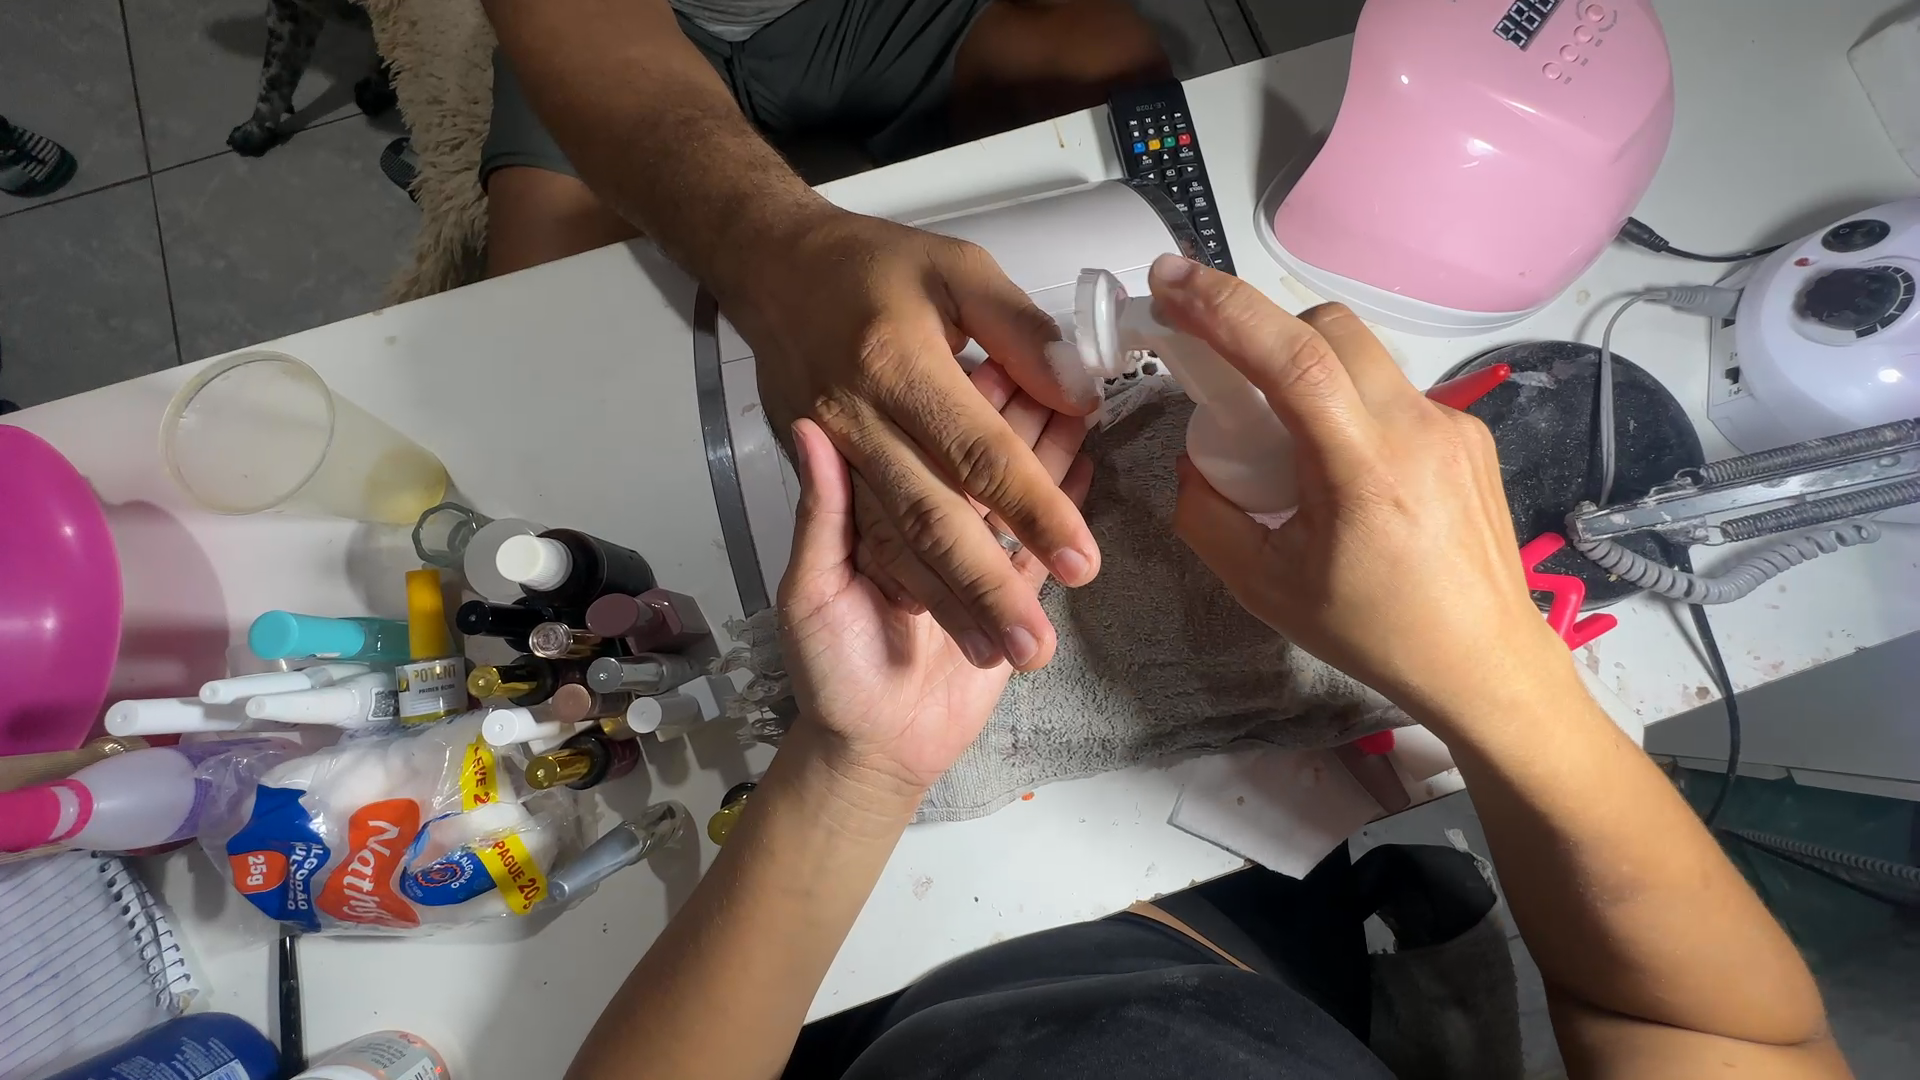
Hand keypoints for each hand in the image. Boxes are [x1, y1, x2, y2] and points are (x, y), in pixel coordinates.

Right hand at [719, 208, 1100, 673]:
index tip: (1081, 562)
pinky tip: (946, 611)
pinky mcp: (821, 466)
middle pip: (931, 519)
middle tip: (1034, 647)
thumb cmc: (872, 265)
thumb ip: (1018, 332)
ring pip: (893, 542)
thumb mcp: (957, 270)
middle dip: (986, 588)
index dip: (1035, 509)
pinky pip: (865, 533)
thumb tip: (1076, 395)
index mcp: (900, 366)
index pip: (982, 453)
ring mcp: (833, 451)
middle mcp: (861, 421)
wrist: (772, 271)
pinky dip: (905, 575)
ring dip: (942, 603)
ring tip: (994, 654)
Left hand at [777, 362, 1093, 792]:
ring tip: (1085, 399)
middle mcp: (937, 523)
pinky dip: (1066, 509)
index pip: (927, 442)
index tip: (983, 343)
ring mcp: (981, 556)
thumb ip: (823, 513)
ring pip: (1020, 493)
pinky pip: (1044, 544)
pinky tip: (1089, 466)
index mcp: (887, 512)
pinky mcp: (1015, 592)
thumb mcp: (812, 587)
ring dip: (1052, 449)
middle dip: (1019, 411)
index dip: (955, 397)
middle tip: (1058, 359)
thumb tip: (810, 426)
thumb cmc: (830, 668)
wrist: (878, 746)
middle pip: (983, 459)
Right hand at [1150, 255, 1569, 723]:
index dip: (1226, 308)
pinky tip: (1329, 454)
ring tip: (1270, 420)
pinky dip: (1337, 393)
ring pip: (1359, 350)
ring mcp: (1450, 425)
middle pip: (1327, 328)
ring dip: (1297, 357)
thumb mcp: (1260, 584)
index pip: (1293, 358)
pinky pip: (1385, 386)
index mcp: (1363, 471)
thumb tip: (1193, 462)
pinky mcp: (1465, 433)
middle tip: (1210, 354)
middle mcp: (1416, 429)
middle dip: (1258, 322)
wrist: (1483, 664)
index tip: (1170, 280)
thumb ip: (1206, 513)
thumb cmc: (1369, 632)